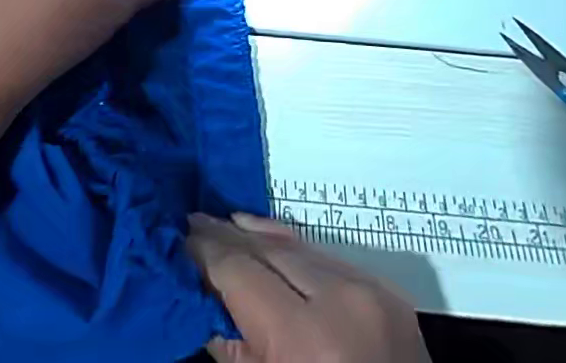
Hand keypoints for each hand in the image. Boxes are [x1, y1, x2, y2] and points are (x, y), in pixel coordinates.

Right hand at [187, 213, 428, 362]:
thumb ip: (233, 344)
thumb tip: (205, 292)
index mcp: (306, 338)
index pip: (238, 269)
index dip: (203, 251)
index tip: (177, 237)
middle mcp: (340, 300)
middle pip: (266, 249)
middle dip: (225, 235)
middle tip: (190, 221)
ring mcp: (370, 291)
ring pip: (297, 245)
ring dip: (255, 234)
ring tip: (220, 223)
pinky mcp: (388, 291)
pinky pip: (327, 256)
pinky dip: (292, 247)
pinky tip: (265, 237)